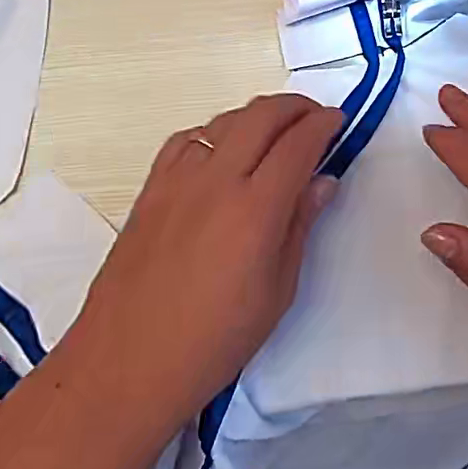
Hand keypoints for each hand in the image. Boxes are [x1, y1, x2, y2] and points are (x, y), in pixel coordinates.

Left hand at [62, 94, 343, 423]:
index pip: (298, 143)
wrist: (129, 361)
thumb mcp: (277, 290)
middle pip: (262, 116)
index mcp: (255, 209)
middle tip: (315, 118)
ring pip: (224, 120)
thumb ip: (300, 225)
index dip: (324, 125)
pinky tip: (223, 151)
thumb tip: (321, 182)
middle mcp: (216, 181)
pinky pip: (187, 139)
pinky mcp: (151, 188)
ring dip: (258, 116)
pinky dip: (215, 133)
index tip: (338, 121)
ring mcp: (178, 179)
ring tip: (275, 134)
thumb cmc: (213, 340)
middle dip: (296, 107)